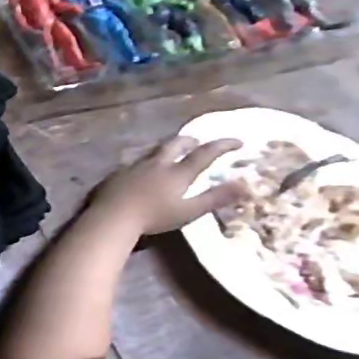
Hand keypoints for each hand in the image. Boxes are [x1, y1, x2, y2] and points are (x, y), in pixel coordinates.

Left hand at [85, 136, 247, 233]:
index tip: (238, 141)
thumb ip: (215, 198)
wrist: (111, 217)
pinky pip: (135, 162)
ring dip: (166, 148)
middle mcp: (156, 164)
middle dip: (189, 141)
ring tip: (170, 152)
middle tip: (197, 142)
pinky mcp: (117, 174)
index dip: (223, 145)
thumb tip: (246, 186)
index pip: (204, 153)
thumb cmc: (152, 217)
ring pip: (153, 151)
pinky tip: (141, 171)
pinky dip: (146, 163)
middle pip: (175, 144)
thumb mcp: (188, 211)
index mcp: (176, 172)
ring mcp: (134, 167)